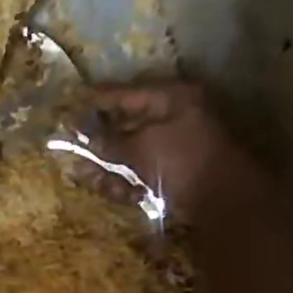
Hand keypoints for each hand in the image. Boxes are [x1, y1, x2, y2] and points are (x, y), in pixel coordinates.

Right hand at [91, 83, 279, 224]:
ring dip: (108, 170)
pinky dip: (126, 184)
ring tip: (89, 179)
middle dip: (98, 144)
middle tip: (74, 152)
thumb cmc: (183, 159)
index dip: (98, 100)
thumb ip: (110, 141)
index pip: (127, 94)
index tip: (72, 103)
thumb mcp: (141, 146)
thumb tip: (83, 136)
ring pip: (128, 155)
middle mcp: (171, 119)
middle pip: (124, 127)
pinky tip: (126, 195)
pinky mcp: (170, 174)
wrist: (220, 198)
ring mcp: (171, 148)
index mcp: (171, 99)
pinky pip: (139, 174)